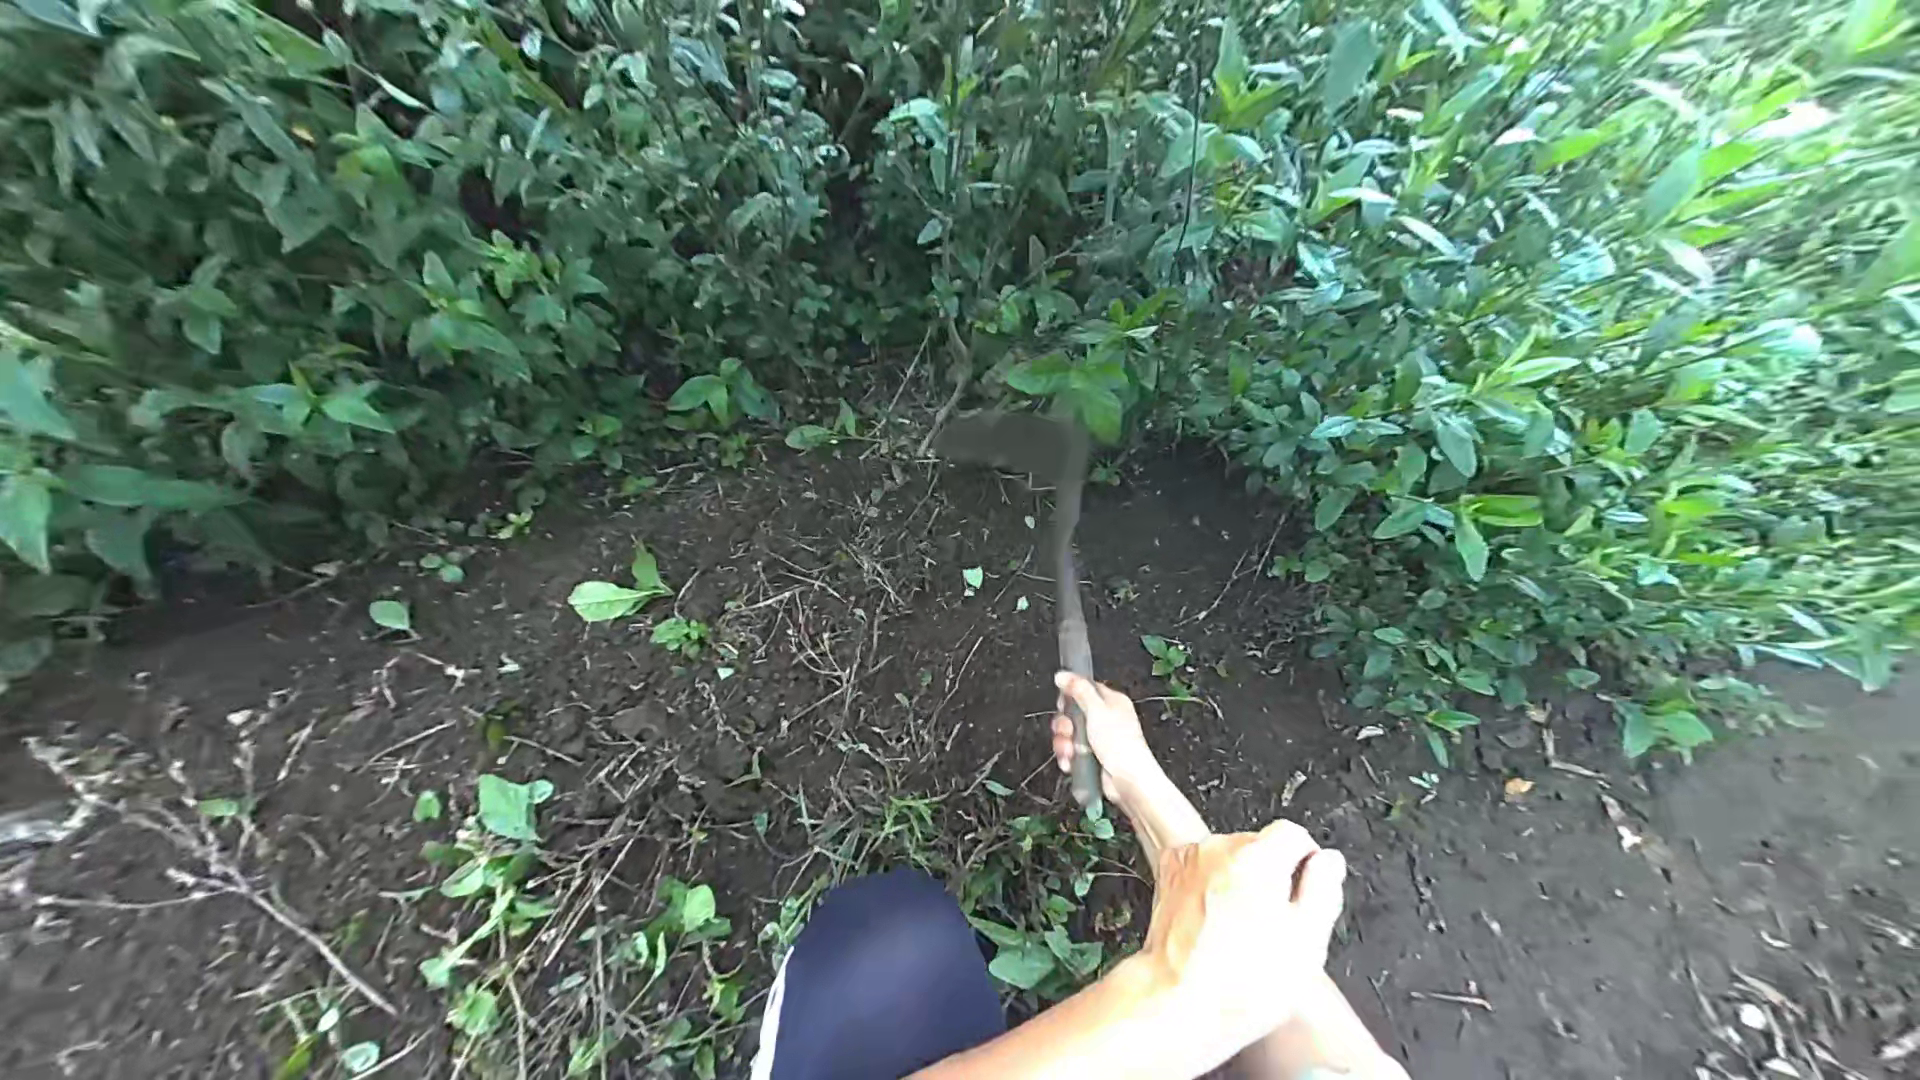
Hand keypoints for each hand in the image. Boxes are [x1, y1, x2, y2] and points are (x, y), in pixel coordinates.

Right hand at [1050, 673, 1163, 806]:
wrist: (1128, 782)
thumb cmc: (1118, 743)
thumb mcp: (1097, 710)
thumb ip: (1078, 690)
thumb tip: (1062, 674)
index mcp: (1110, 701)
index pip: (1083, 689)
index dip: (1069, 696)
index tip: (1064, 705)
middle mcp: (1104, 718)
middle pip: (1071, 712)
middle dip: (1064, 725)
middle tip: (1069, 732)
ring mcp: (1097, 738)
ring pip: (1068, 733)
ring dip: (1064, 743)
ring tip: (1070, 753)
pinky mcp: (1091, 757)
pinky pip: (1071, 750)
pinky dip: (1068, 757)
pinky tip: (1071, 763)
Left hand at [1142, 820, 1348, 1061]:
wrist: (1181, 997)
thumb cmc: (1243, 982)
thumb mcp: (1307, 943)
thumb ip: (1323, 890)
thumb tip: (1329, 860)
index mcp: (1257, 857)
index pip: (1293, 833)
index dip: (1307, 859)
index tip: (1308, 884)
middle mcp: (1220, 846)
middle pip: (1259, 845)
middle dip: (1272, 873)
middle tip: (1274, 921)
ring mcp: (1190, 855)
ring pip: (1229, 856)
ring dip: (1239, 878)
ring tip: (1240, 928)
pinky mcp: (1169, 866)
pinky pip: (1202, 864)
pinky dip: (1210, 882)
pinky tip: (1214, 920)